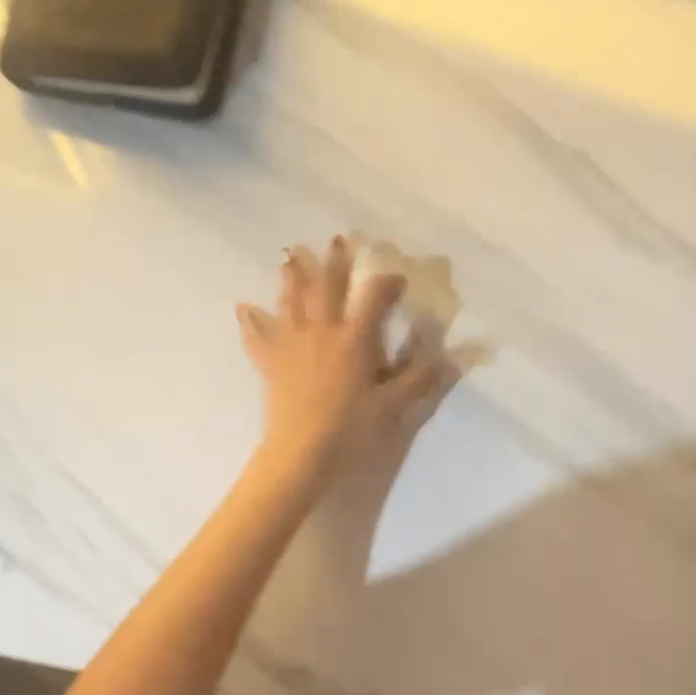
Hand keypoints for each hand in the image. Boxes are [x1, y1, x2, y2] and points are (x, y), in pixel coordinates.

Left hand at [238, 237, 455, 472]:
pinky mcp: (272, 365)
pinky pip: (258, 338)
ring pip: (291, 302)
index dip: (388, 283)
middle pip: (327, 287)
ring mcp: (292, 346)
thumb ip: (420, 379)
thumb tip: (450, 355)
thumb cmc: (351, 430)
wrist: (301, 454)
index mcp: (355, 339)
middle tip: (337, 240)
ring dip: (293, 279)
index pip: (374, 298)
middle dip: (335, 263)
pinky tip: (244, 309)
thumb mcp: (393, 407)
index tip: (399, 279)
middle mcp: (322, 332)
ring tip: (290, 259)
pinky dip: (251, 322)